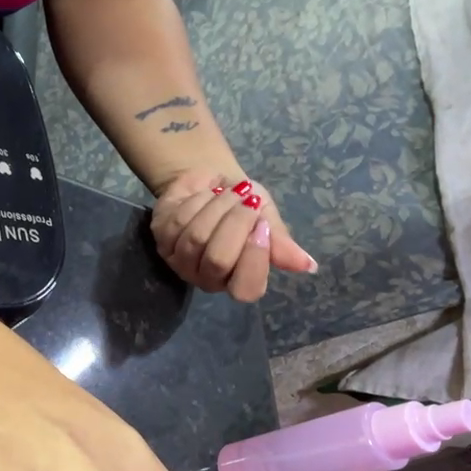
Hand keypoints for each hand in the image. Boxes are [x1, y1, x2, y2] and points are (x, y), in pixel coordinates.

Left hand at [149, 172, 313, 300]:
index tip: (263, 225)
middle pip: (218, 261)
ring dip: (218, 207)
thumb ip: (281, 244)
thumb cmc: (243, 204)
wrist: (212, 180)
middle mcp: (206, 278)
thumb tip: (309, 266)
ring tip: (231, 191)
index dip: (255, 259)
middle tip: (248, 199)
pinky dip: (198, 201)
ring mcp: (180, 262)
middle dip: (236, 224)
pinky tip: (206, 193)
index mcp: (237, 279)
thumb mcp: (268, 219)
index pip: (246, 290)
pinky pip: (179, 223)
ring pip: (196, 239)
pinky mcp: (161, 240)